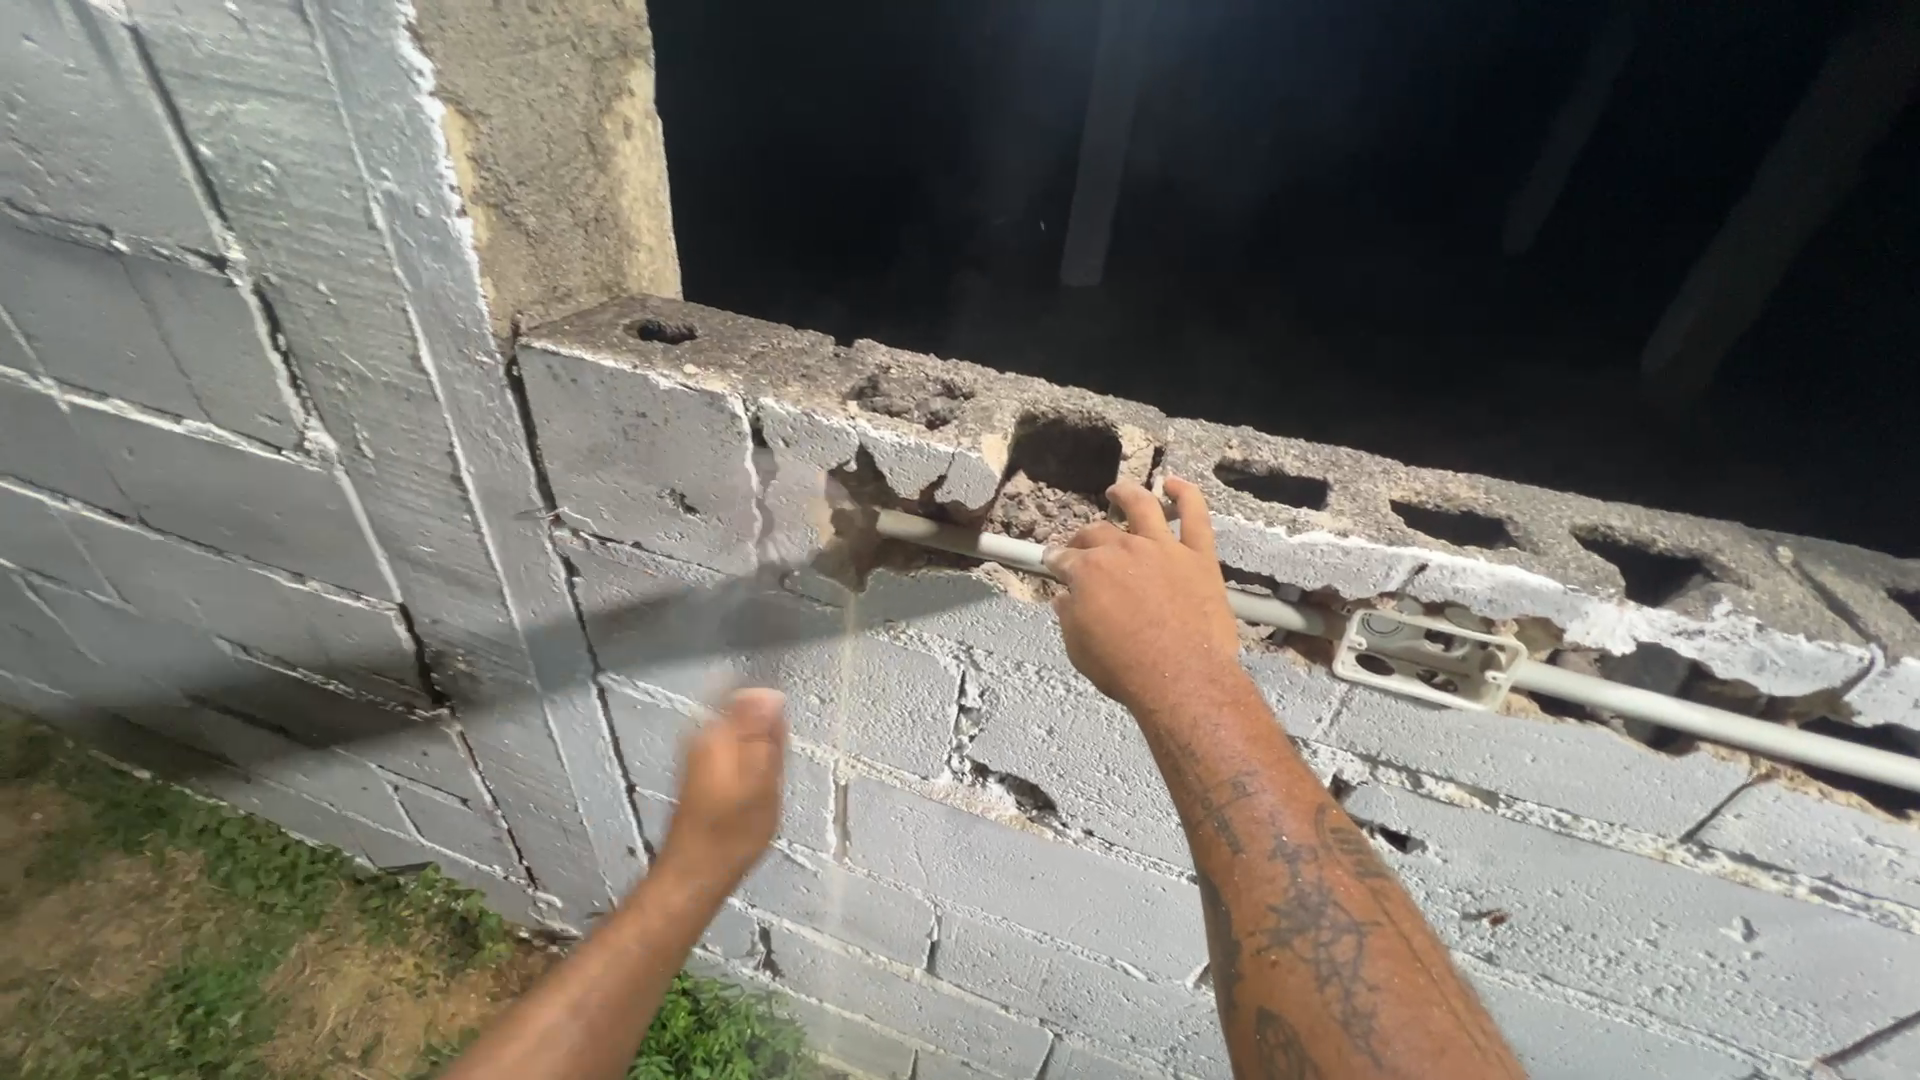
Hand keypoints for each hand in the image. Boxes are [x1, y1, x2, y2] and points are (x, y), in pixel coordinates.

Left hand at [655, 688, 787, 895]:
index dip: (772, 703)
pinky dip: (749, 764)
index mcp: (717, 734)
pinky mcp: (700, 774)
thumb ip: (766, 735)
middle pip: (744, 712)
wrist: (696, 873)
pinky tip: (756, 789)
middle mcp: (702, 738)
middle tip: (778, 762)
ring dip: (759, 748)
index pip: (747, 693)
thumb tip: (771, 693)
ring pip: (739, 734)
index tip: (784, 726)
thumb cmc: (732, 833)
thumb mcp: (762, 781)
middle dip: (767, 730)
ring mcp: (698, 756)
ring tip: (769, 779)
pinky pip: (733, 752)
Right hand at [1045, 478, 1246, 719]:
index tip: (1054, 562)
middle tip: (1080, 545)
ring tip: (1117, 491)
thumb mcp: (1080, 650)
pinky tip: (1173, 484)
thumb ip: (1069, 618)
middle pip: (1097, 532)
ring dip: (1126, 494)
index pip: (1064, 559)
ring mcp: (1162, 548)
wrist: (1182, 678)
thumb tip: (1064, 600)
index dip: (1056, 560)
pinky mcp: (1198, 555)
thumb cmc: (1125, 670)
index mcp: (1087, 572)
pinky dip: (1185, 494)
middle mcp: (1121, 550)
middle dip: (1082, 538)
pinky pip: (1194, 515)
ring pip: (1141, 506)